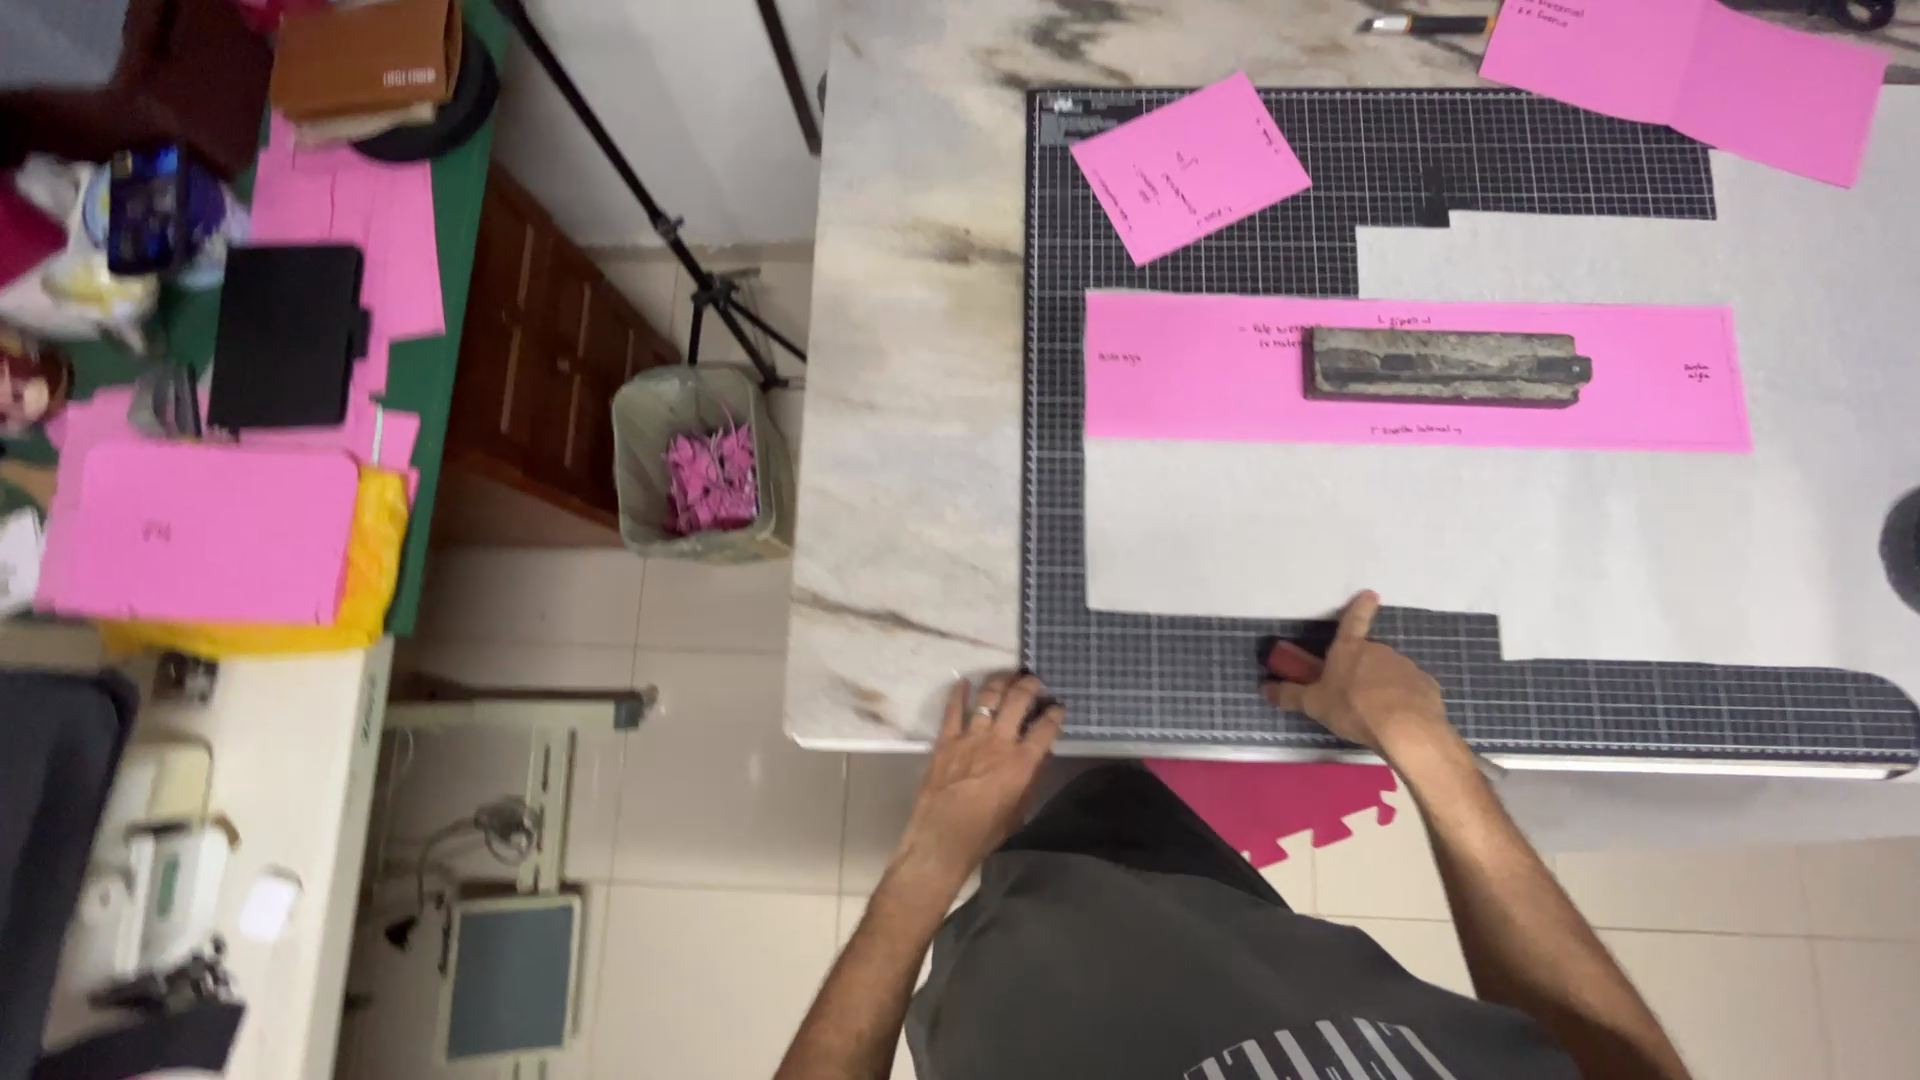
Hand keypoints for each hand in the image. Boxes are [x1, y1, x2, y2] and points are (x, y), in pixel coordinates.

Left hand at [890, 674, 1062, 891]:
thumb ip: (1030, 780)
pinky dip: (958, 693)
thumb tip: (1037, 758)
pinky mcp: (946, 740)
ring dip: (1000, 682)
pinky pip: (953, 710)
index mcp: (1022, 763)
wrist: (942, 839)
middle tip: (1034, 681)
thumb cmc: (985, 833)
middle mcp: (999, 743)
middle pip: (1018, 701)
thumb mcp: (1020, 810)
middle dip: (1030, 686)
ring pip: (989, 697)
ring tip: (1007, 676)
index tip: (1058, 708)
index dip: (1055, 714)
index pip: (1046, 728)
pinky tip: (963, 682)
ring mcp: (971, 738)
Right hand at [1262, 590, 1452, 757]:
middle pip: (1368, 654)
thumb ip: (1289, 695)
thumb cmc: (1353, 709)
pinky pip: (1410, 689)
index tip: (1371, 594)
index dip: (1360, 607)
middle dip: (1362, 668)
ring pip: (1390, 672)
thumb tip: (1264, 688)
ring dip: (1383, 684)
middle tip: (1353, 691)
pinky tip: (1398, 717)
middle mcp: (1379, 651)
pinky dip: (1403, 698)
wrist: (1406, 730)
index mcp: (1349, 649)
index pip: (1353, 620)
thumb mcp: (1313, 704)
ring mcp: (1406, 667)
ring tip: (1375, 710)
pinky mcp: (1426, 686)